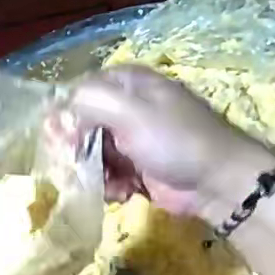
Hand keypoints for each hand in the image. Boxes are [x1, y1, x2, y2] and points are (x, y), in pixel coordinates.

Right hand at [69, 66, 274, 220]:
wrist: (218, 183)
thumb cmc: (175, 140)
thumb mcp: (130, 112)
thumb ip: (88, 102)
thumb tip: (56, 113)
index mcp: (125, 82)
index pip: (76, 92)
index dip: (64, 116)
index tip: (62, 140)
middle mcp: (125, 106)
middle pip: (79, 125)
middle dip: (76, 149)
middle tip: (78, 166)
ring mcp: (130, 137)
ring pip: (89, 152)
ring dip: (91, 171)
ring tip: (106, 183)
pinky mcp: (134, 166)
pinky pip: (105, 173)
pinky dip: (108, 185)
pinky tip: (120, 193)